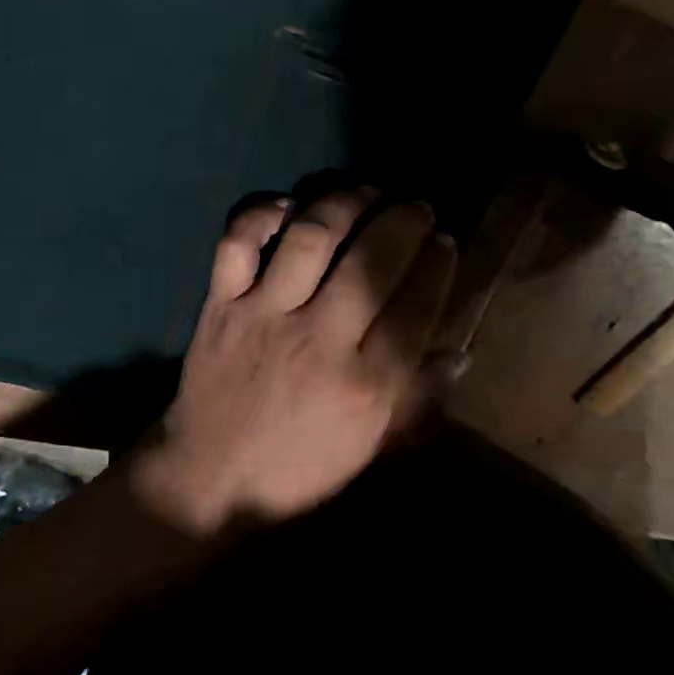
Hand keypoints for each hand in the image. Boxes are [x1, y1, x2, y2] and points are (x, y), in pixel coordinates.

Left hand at [131, 189, 457, 534]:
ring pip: (311, 238)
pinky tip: (289, 206)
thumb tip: (462, 352)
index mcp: (365, 385)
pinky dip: (260, 214)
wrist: (211, 481)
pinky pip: (238, 243)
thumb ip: (418, 399)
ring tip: (366, 193)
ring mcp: (265, 316)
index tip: (444, 241)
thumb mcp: (372, 448)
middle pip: (372, 262)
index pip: (416, 307)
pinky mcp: (221, 304)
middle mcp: (319, 341)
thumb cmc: (301, 468)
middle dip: (403, 222)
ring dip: (345, 205)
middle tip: (415, 207)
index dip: (436, 265)